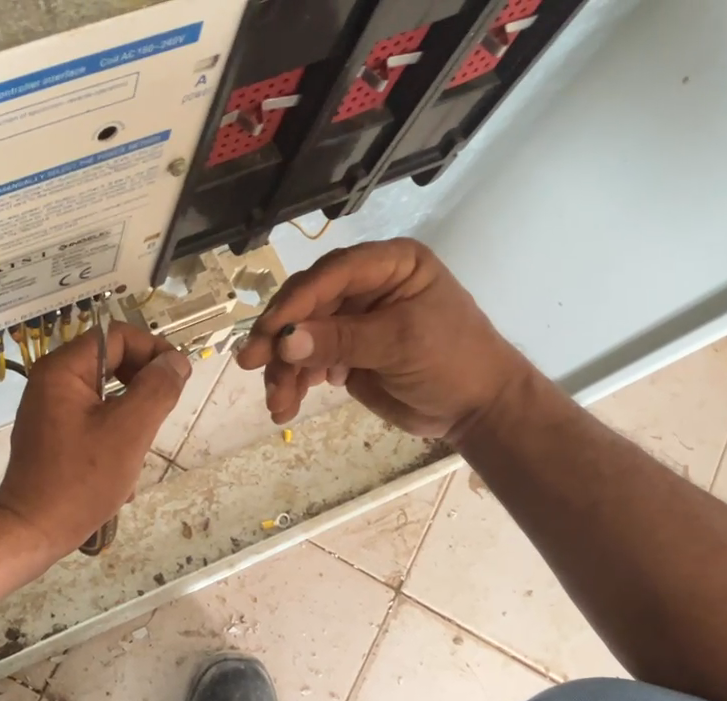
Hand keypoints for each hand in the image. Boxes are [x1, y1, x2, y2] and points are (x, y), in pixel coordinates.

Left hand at [0, 322, 191, 553]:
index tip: (178, 379)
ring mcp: (50, 410)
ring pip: (107, 398)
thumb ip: (157, 389)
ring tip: (138, 452)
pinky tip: (120, 472)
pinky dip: (113, 440)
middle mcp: (51, 382)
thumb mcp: (129, 431)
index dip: (154, 351)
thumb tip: (176, 361)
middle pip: (112, 363)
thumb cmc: (81, 479)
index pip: (119, 336)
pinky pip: (93, 423)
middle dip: (142, 390)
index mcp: (63, 369)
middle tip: (159, 418)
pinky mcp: (53, 437)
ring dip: (131, 421)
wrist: (32, 529)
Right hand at [236, 239, 533, 439]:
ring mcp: (352, 322)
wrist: (476, 409)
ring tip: (278, 404)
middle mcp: (365, 287)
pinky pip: (307, 363)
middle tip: (250, 364)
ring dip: (283, 370)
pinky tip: (287, 406)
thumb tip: (284, 341)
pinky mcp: (344, 354)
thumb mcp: (400, 344)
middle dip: (280, 339)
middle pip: (307, 305)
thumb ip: (341, 340)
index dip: (296, 301)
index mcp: (389, 265)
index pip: (331, 274)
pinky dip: (293, 384)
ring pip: (301, 338)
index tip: (269, 332)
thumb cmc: (454, 361)